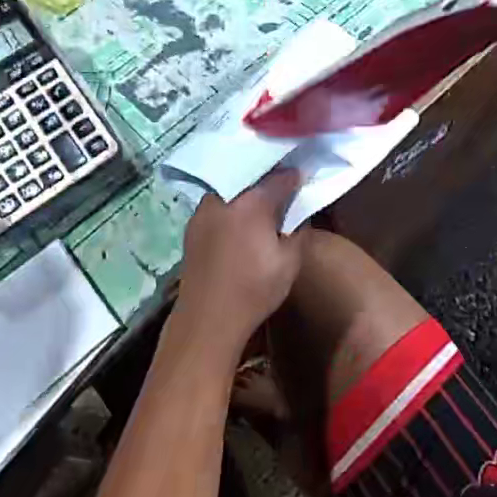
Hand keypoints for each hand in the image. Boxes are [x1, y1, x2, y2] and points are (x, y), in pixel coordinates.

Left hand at [174, 170, 305, 350]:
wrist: (207, 318)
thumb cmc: (254, 290)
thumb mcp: (290, 262)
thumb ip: (298, 230)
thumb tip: (297, 213)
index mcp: (252, 203)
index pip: (280, 178)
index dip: (295, 178)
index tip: (304, 179)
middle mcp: (225, 198)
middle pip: (252, 179)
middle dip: (268, 180)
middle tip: (283, 189)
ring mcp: (204, 211)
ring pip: (230, 190)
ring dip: (245, 193)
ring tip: (259, 204)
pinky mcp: (192, 226)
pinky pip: (216, 206)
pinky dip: (229, 207)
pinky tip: (237, 222)